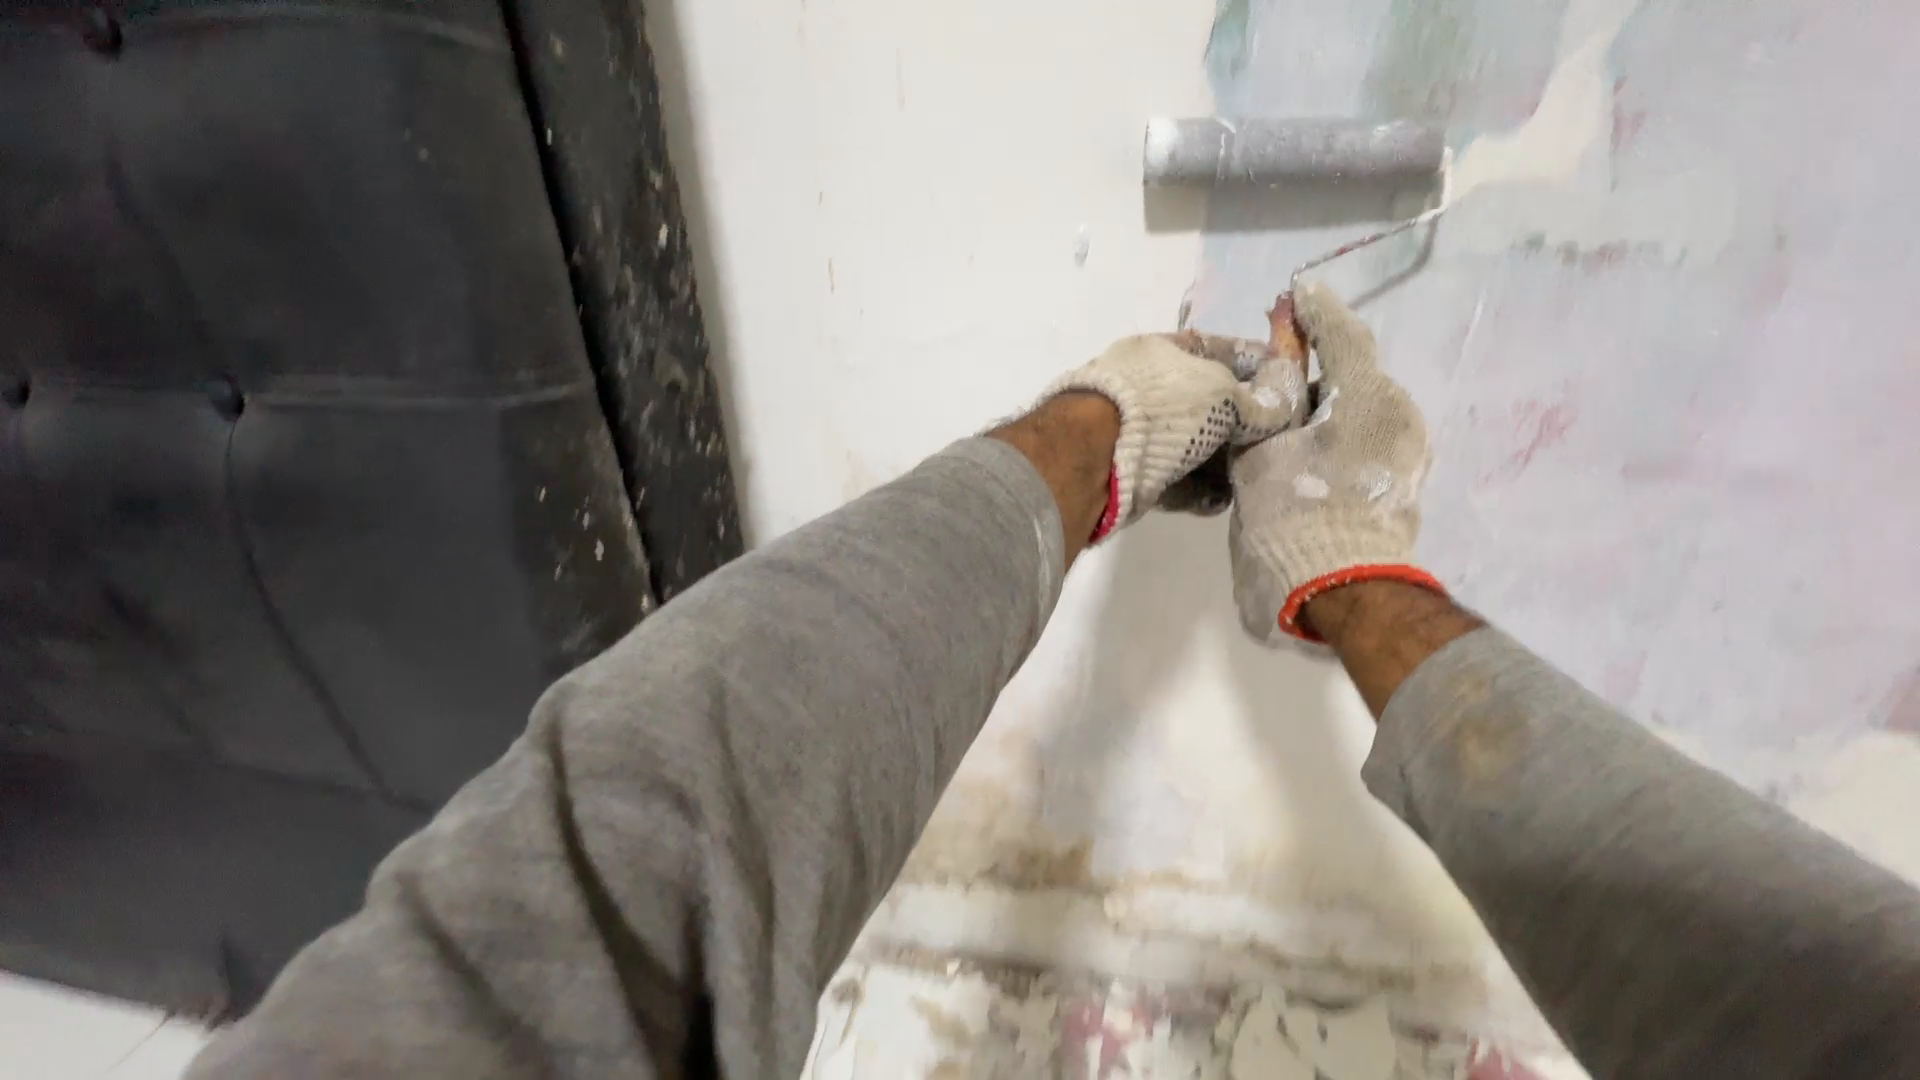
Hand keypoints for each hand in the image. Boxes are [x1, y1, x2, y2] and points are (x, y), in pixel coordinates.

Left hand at [1043, 332, 1306, 538]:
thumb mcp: (1223, 393)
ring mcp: (1134, 431)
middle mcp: (1147, 388)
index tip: (1289, 387)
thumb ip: (1258, 401)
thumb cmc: (1162, 407)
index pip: (1221, 351)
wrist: (1093, 457)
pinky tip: (1219, 500)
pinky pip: (1173, 480)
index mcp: (1164, 352)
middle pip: (1207, 406)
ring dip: (1223, 464)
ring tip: (1253, 478)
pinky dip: (1198, 491)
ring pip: (1191, 447)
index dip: (1258, 366)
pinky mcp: (1129, 472)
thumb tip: (1282, 407)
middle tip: (1275, 444)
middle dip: (1243, 427)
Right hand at [1228, 283, 1442, 643]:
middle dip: (1314, 370)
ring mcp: (1409, 448)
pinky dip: (1336, 431)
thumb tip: (1278, 361)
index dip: (1316, 312)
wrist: (1341, 590)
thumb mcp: (1262, 451)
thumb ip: (1270, 400)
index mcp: (1367, 397)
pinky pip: (1367, 435)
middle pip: (1353, 374)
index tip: (1296, 292)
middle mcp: (1400, 413)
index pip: (1343, 335)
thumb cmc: (1293, 514)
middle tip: (1272, 375)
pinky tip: (1304, 451)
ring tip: (1281, 424)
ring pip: (1360, 407)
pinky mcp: (1406, 477)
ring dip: (1324, 406)